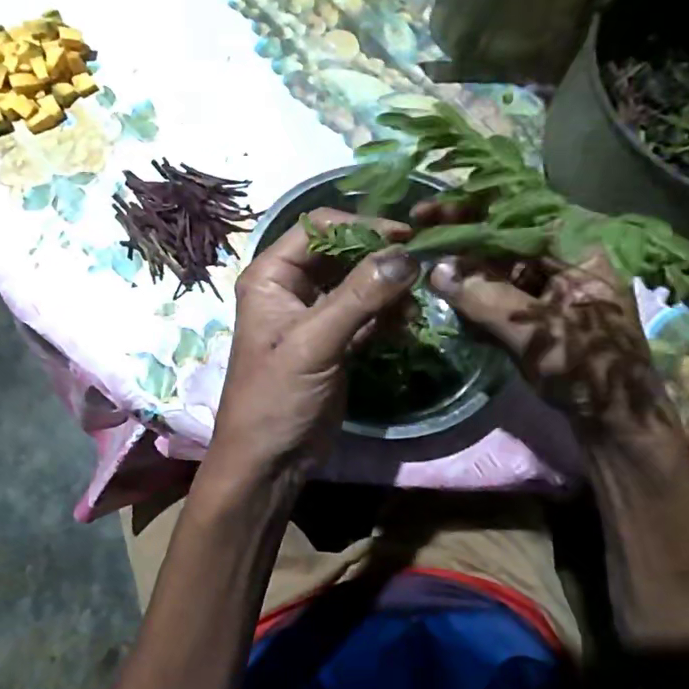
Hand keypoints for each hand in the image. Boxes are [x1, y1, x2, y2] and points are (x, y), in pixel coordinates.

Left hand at [210, 209, 419, 480]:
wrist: (269, 462)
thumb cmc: (276, 397)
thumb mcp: (315, 343)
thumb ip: (359, 296)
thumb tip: (406, 255)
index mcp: (271, 276)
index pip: (318, 228)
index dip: (361, 226)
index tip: (405, 237)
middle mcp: (290, 287)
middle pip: (342, 252)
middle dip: (379, 258)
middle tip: (419, 269)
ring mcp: (314, 314)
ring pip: (358, 282)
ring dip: (388, 289)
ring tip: (414, 305)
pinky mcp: (335, 340)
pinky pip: (366, 313)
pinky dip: (387, 315)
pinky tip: (407, 324)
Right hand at [412, 201, 673, 437]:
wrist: (618, 425)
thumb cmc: (589, 372)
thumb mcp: (536, 333)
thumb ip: (485, 298)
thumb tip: (435, 269)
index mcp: (576, 249)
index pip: (514, 212)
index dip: (466, 209)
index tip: (424, 213)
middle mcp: (563, 258)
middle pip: (501, 236)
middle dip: (458, 241)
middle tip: (416, 239)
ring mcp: (550, 286)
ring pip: (494, 266)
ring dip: (462, 272)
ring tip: (427, 275)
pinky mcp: (537, 311)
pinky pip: (497, 293)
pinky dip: (474, 297)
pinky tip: (451, 303)